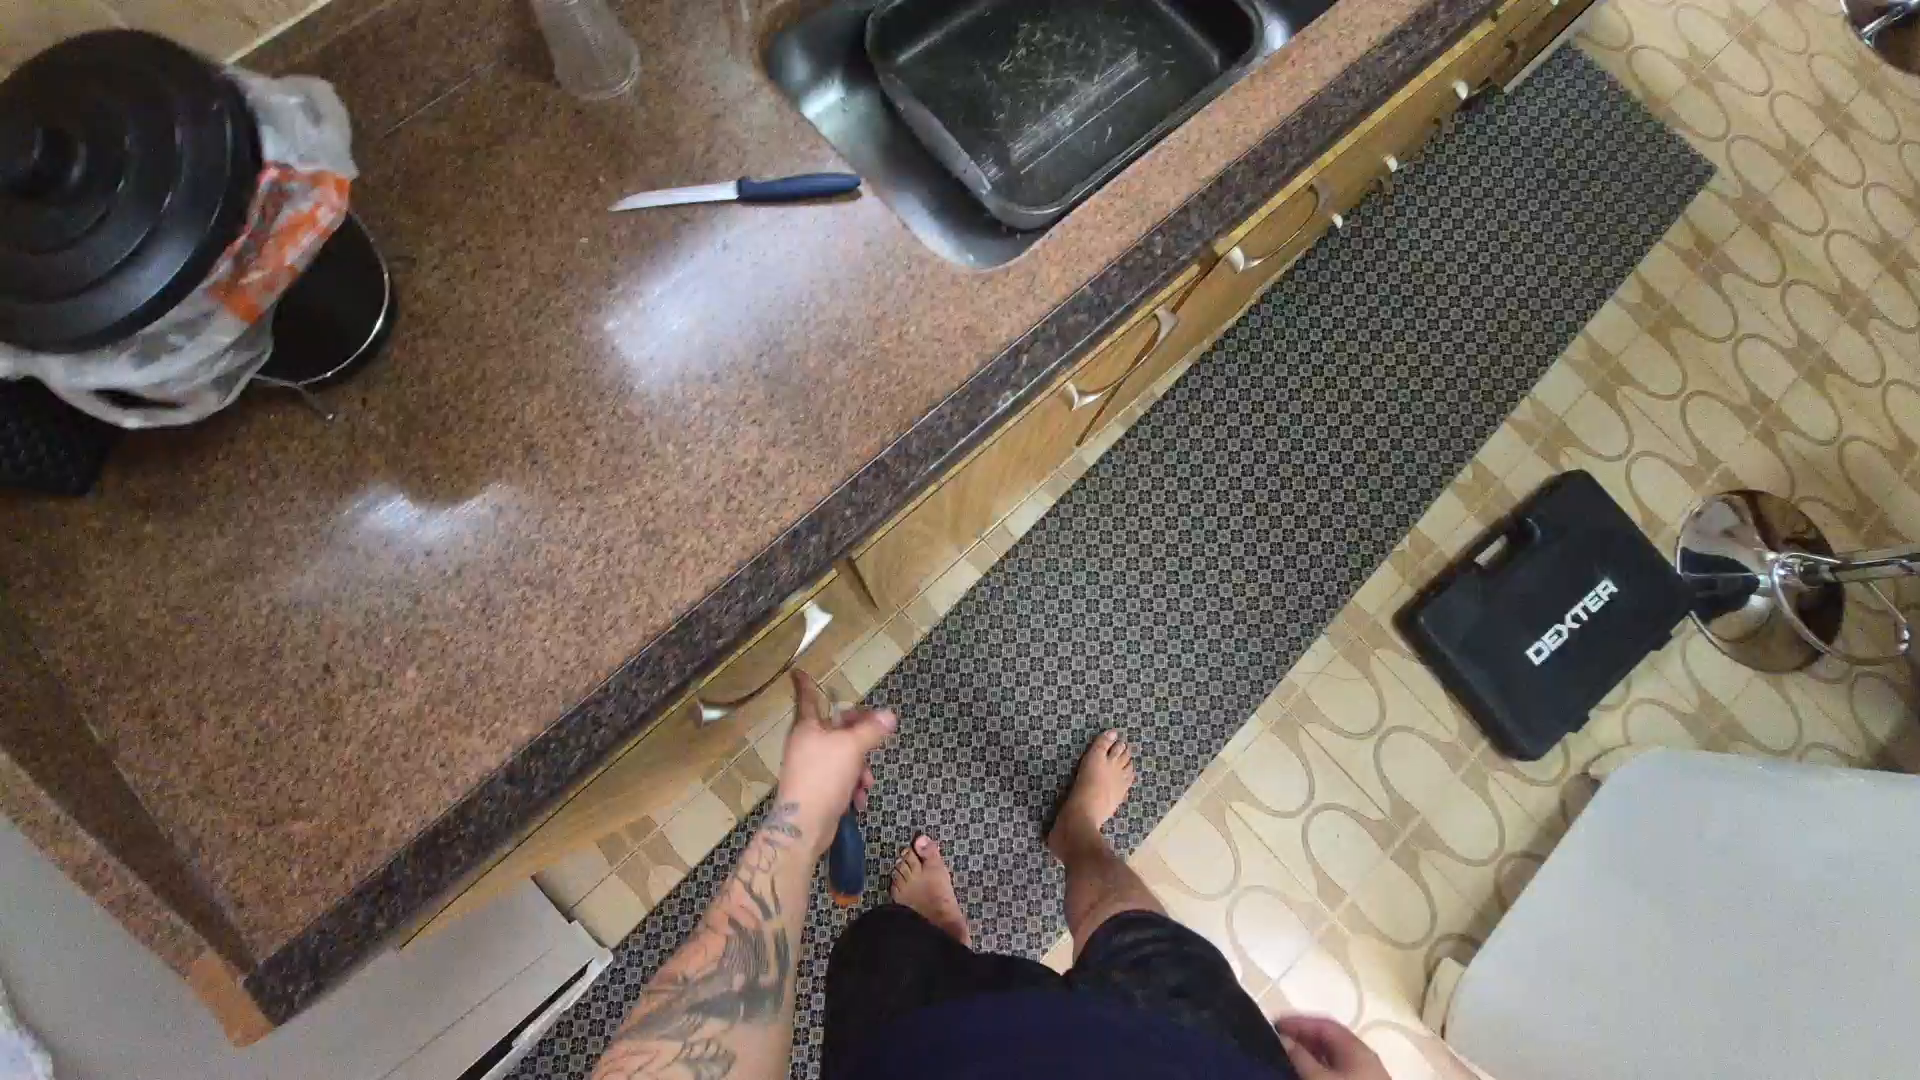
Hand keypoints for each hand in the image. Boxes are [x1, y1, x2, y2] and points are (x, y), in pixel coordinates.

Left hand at [774, 671, 895, 857]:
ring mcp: (810, 767)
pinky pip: (840, 779)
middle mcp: (806, 744)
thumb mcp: (853, 748)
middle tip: (876, 743)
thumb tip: (889, 716)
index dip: (805, 684)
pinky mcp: (816, 789)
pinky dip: (852, 787)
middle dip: (860, 740)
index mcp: (808, 728)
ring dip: (860, 769)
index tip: (797, 670)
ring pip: (843, 757)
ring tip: (866, 784)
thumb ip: (872, 730)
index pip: (807, 698)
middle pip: (836, 730)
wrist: (805, 826)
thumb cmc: (824, 776)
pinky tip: (859, 800)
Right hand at [1276, 1015, 1390, 1079]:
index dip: (1298, 1021)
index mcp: (1356, 1048)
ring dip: (1311, 1054)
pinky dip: (1321, 1068)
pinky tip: (1308, 1075)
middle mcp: (1363, 1057)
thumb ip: (1300, 1057)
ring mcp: (1366, 1076)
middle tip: (1279, 1040)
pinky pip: (1339, 1072)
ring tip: (1289, 1057)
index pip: (1323, 1024)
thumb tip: (1284, 1039)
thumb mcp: (1320, 1079)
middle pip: (1330, 1039)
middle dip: (1303, 1037)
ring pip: (1334, 1057)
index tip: (1274, 1025)